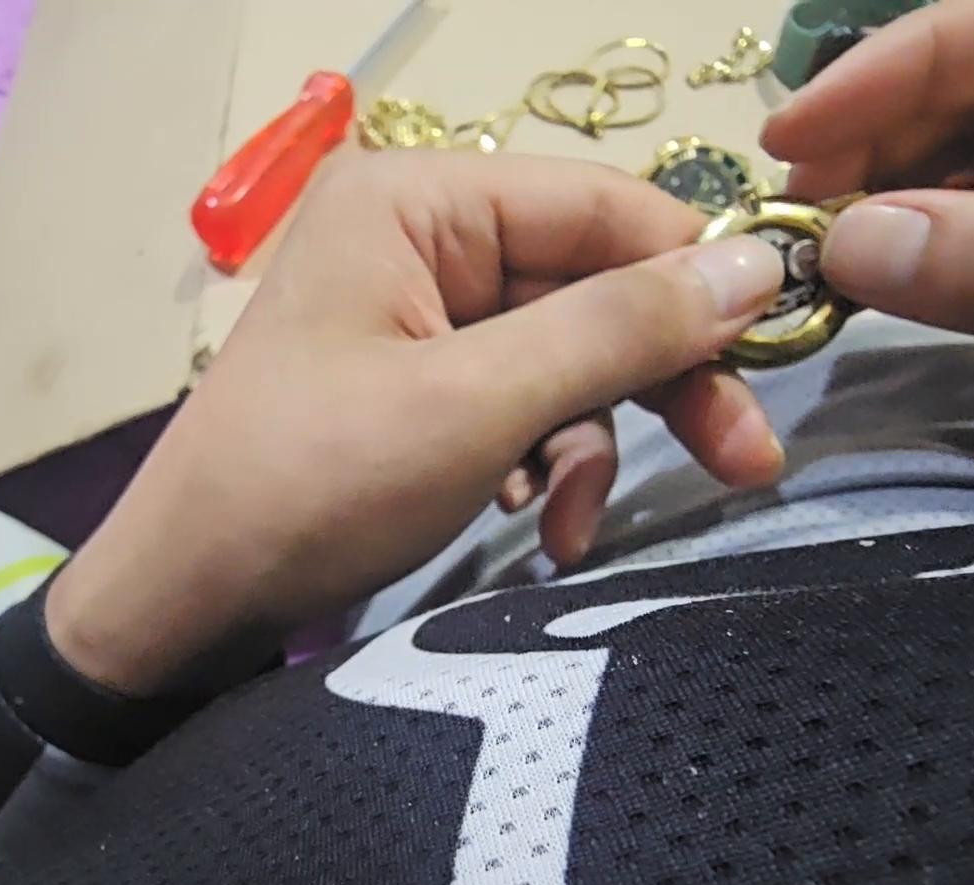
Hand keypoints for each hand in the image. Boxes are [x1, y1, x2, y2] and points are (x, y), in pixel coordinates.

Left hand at [47, 152, 784, 694]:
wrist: (195, 592)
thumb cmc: (316, 486)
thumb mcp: (476, 404)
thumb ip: (617, 330)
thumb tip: (757, 266)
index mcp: (415, 203)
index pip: (599, 209)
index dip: (694, 275)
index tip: (778, 348)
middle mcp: (414, 245)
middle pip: (583, 292)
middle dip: (652, 385)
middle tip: (739, 460)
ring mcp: (411, 322)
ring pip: (553, 363)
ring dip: (580, 448)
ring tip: (564, 530)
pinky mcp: (409, 391)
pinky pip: (508, 409)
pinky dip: (533, 465)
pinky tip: (525, 519)